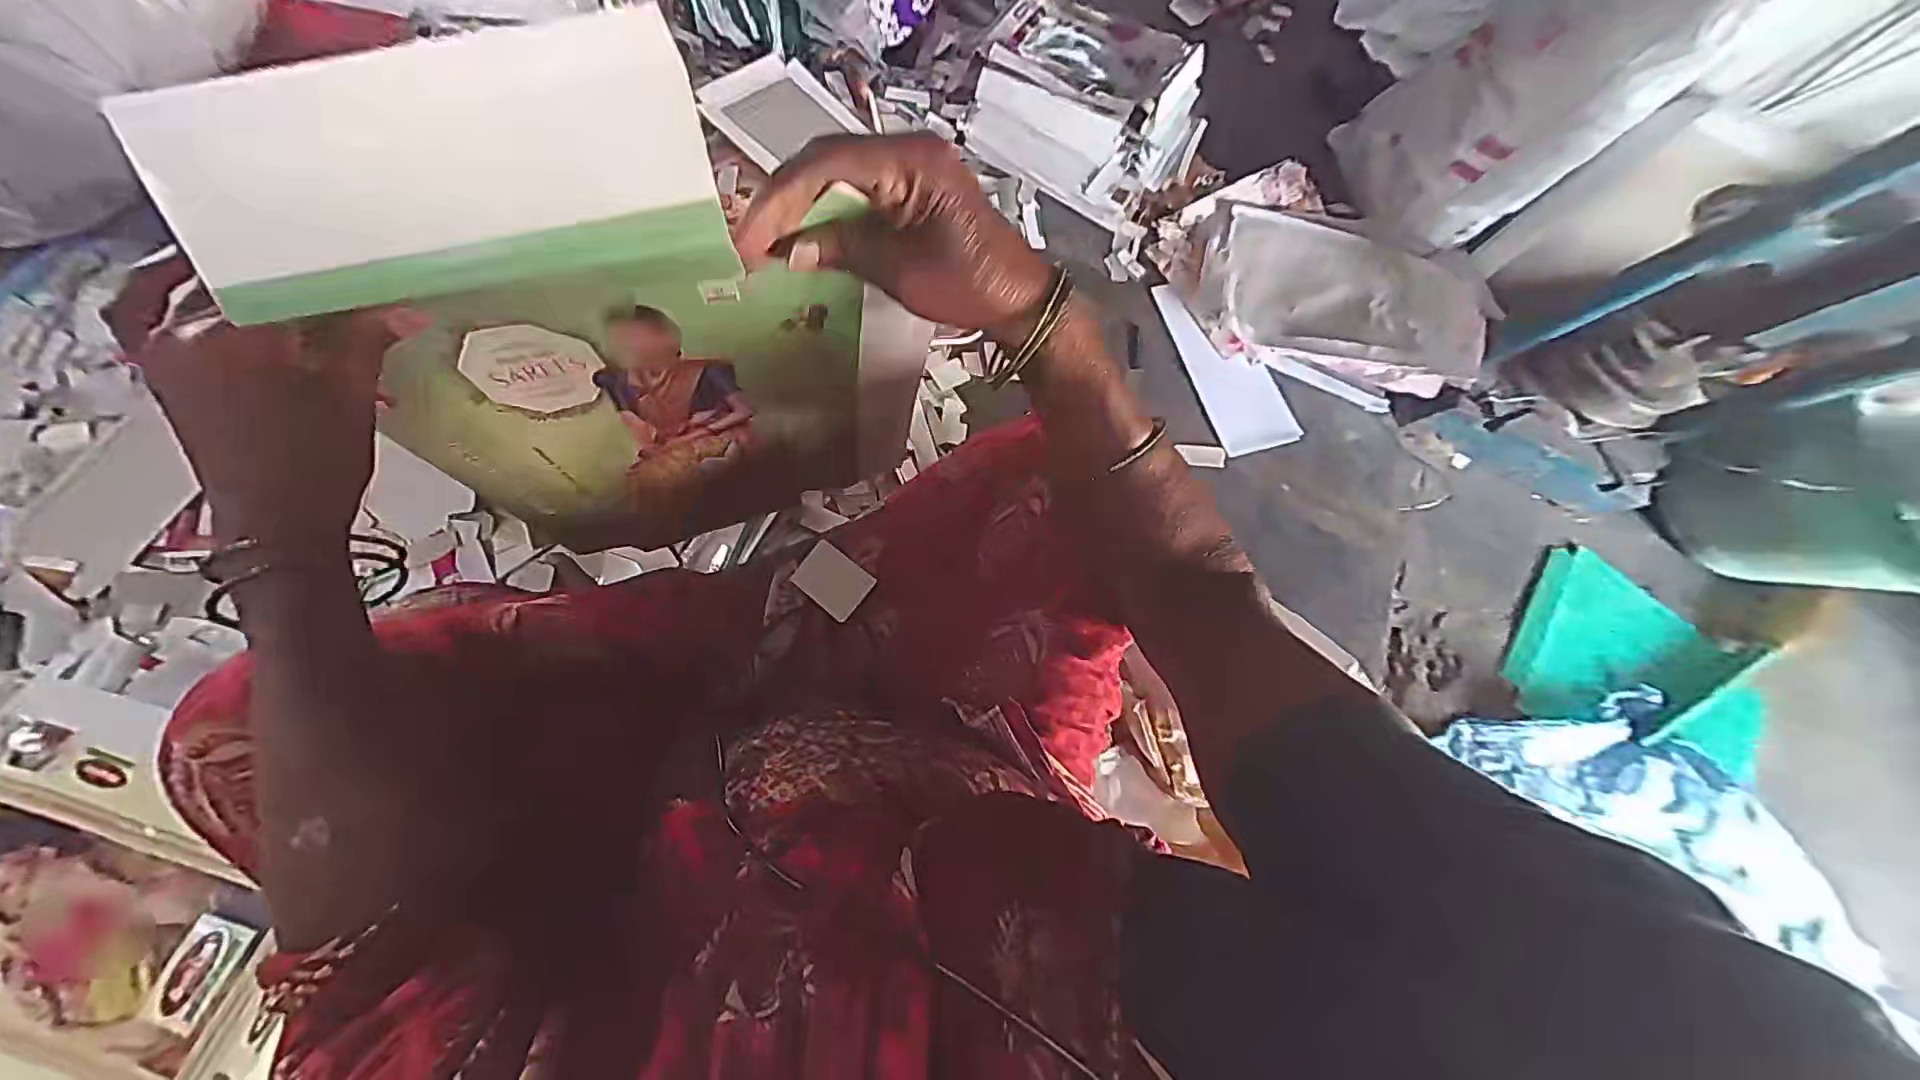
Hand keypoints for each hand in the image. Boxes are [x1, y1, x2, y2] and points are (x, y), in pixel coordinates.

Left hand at [108, 257, 396, 552]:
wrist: (278, 520)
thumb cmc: (318, 466)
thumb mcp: (353, 399)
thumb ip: (367, 343)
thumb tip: (400, 312)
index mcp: (236, 340)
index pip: (281, 282)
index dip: (326, 278)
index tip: (363, 282)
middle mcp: (182, 336)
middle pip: (236, 283)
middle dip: (287, 281)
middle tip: (334, 287)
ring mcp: (161, 353)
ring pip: (191, 292)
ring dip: (232, 283)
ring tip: (275, 284)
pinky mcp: (159, 371)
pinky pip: (141, 312)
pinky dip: (165, 295)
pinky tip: (197, 293)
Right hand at [735, 133, 1052, 338]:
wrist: (1017, 297)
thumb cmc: (971, 285)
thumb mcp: (902, 271)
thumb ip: (844, 249)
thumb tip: (789, 250)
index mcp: (912, 161)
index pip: (827, 164)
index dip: (780, 201)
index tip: (750, 239)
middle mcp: (907, 151)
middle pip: (825, 160)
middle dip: (783, 201)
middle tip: (749, 241)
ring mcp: (908, 168)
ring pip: (835, 174)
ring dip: (799, 206)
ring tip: (766, 241)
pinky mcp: (908, 190)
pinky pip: (855, 191)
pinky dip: (825, 213)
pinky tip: (804, 237)